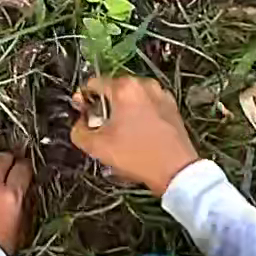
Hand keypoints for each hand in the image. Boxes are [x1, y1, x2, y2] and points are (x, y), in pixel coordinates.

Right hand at [69, 76, 199, 195]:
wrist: (177, 171)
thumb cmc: (138, 156)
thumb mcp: (97, 147)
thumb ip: (78, 131)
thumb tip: (79, 125)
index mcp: (124, 88)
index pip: (93, 84)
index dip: (83, 99)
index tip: (83, 114)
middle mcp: (143, 84)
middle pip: (113, 89)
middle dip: (103, 106)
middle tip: (100, 127)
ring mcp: (160, 94)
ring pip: (131, 97)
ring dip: (122, 110)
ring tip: (120, 133)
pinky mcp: (171, 107)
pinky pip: (147, 105)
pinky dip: (139, 114)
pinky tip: (138, 134)